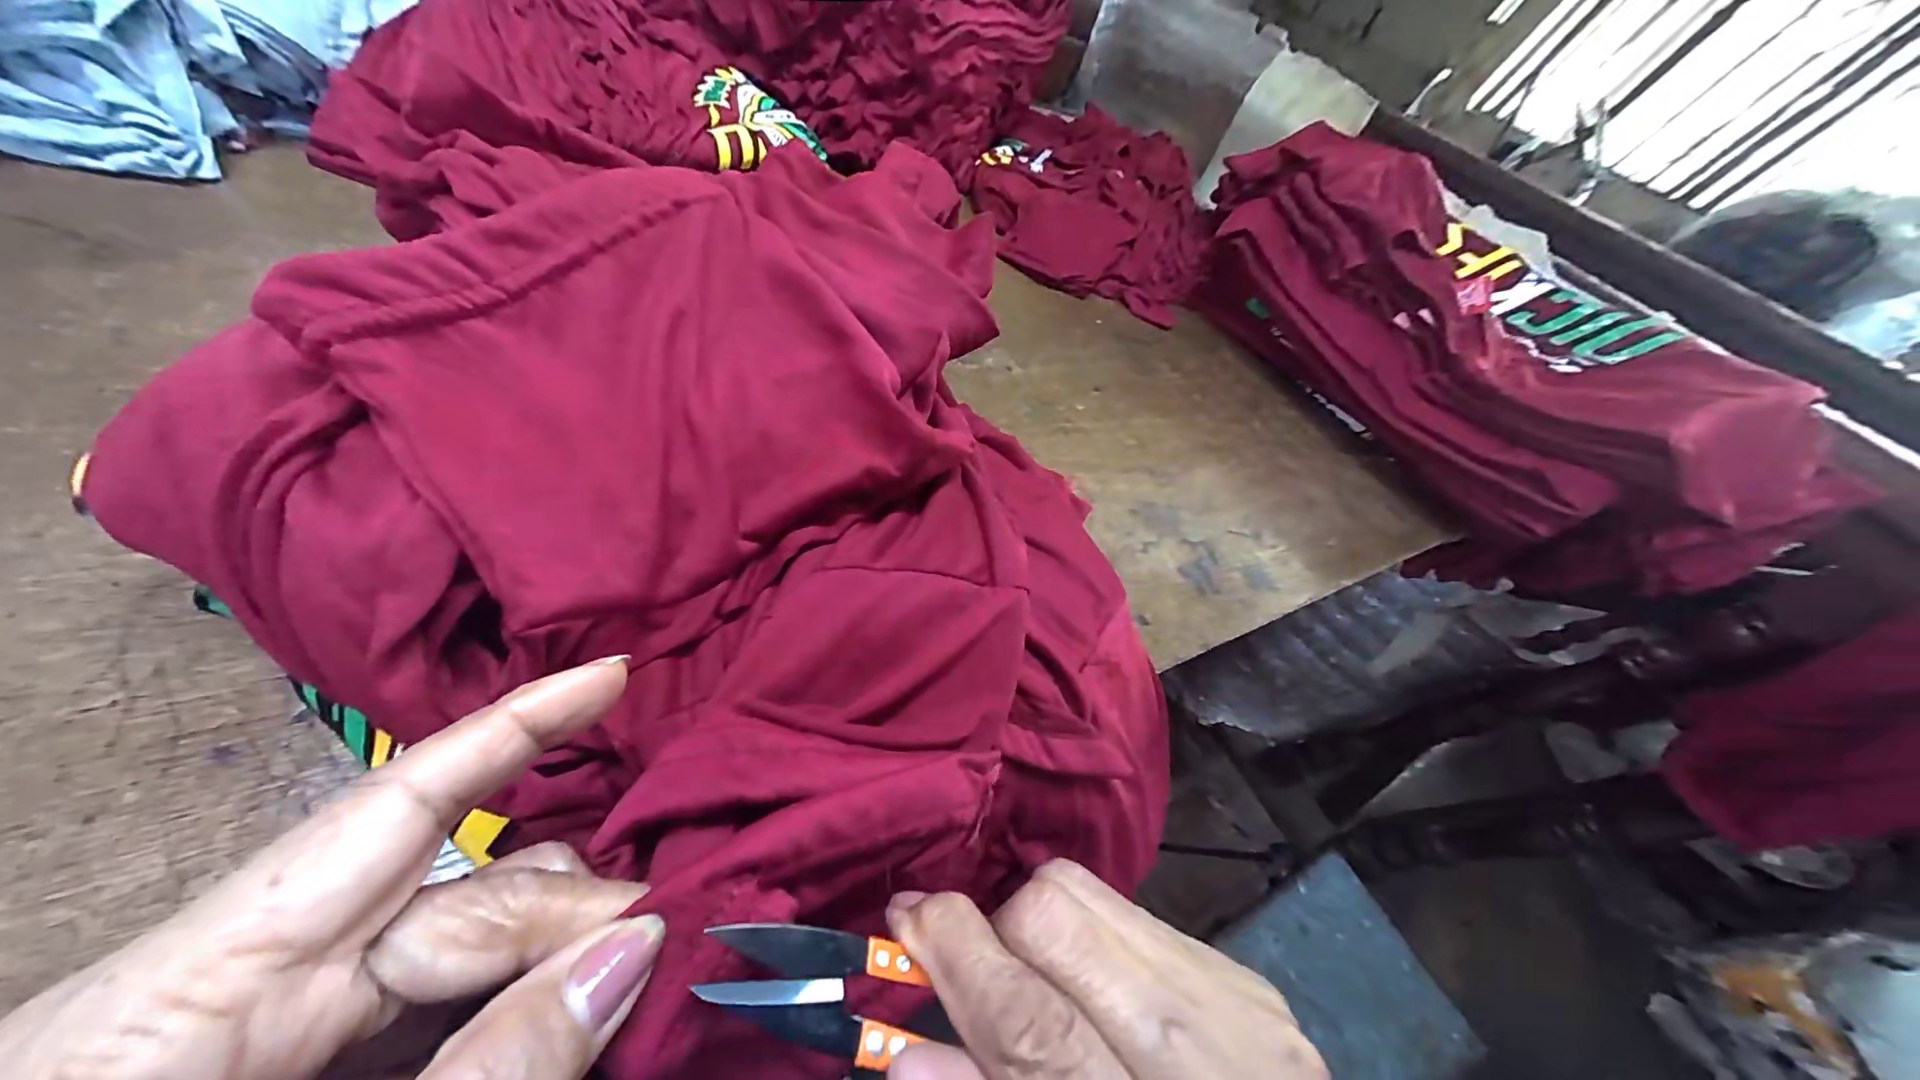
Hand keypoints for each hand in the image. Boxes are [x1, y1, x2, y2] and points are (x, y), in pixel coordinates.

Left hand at [0, 656, 658, 1079]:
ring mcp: (276, 1030)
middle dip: (567, 907)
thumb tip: (636, 942)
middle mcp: (239, 989)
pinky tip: (573, 1007)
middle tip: (665, 936)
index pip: (393, 809)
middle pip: (453, 896)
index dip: (514, 726)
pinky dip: (517, 1001)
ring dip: (551, 953)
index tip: (613, 675)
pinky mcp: (310, 1060)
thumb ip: (491, 1069)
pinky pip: (440, 1001)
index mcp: (181, 1000)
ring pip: (459, 945)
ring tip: (631, 971)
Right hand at [885, 860, 1325, 1079]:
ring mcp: (1231, 1007)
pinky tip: (1099, 980)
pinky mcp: (1246, 979)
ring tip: (1039, 967)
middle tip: (981, 956)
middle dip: (996, 923)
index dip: (955, 956)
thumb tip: (902, 1057)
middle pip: (1056, 920)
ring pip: (1091, 894)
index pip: (1028, 1022)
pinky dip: (1092, 931)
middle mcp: (1193, 1058)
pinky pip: (1134, 912)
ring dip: (1040, 918)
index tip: (907, 917)